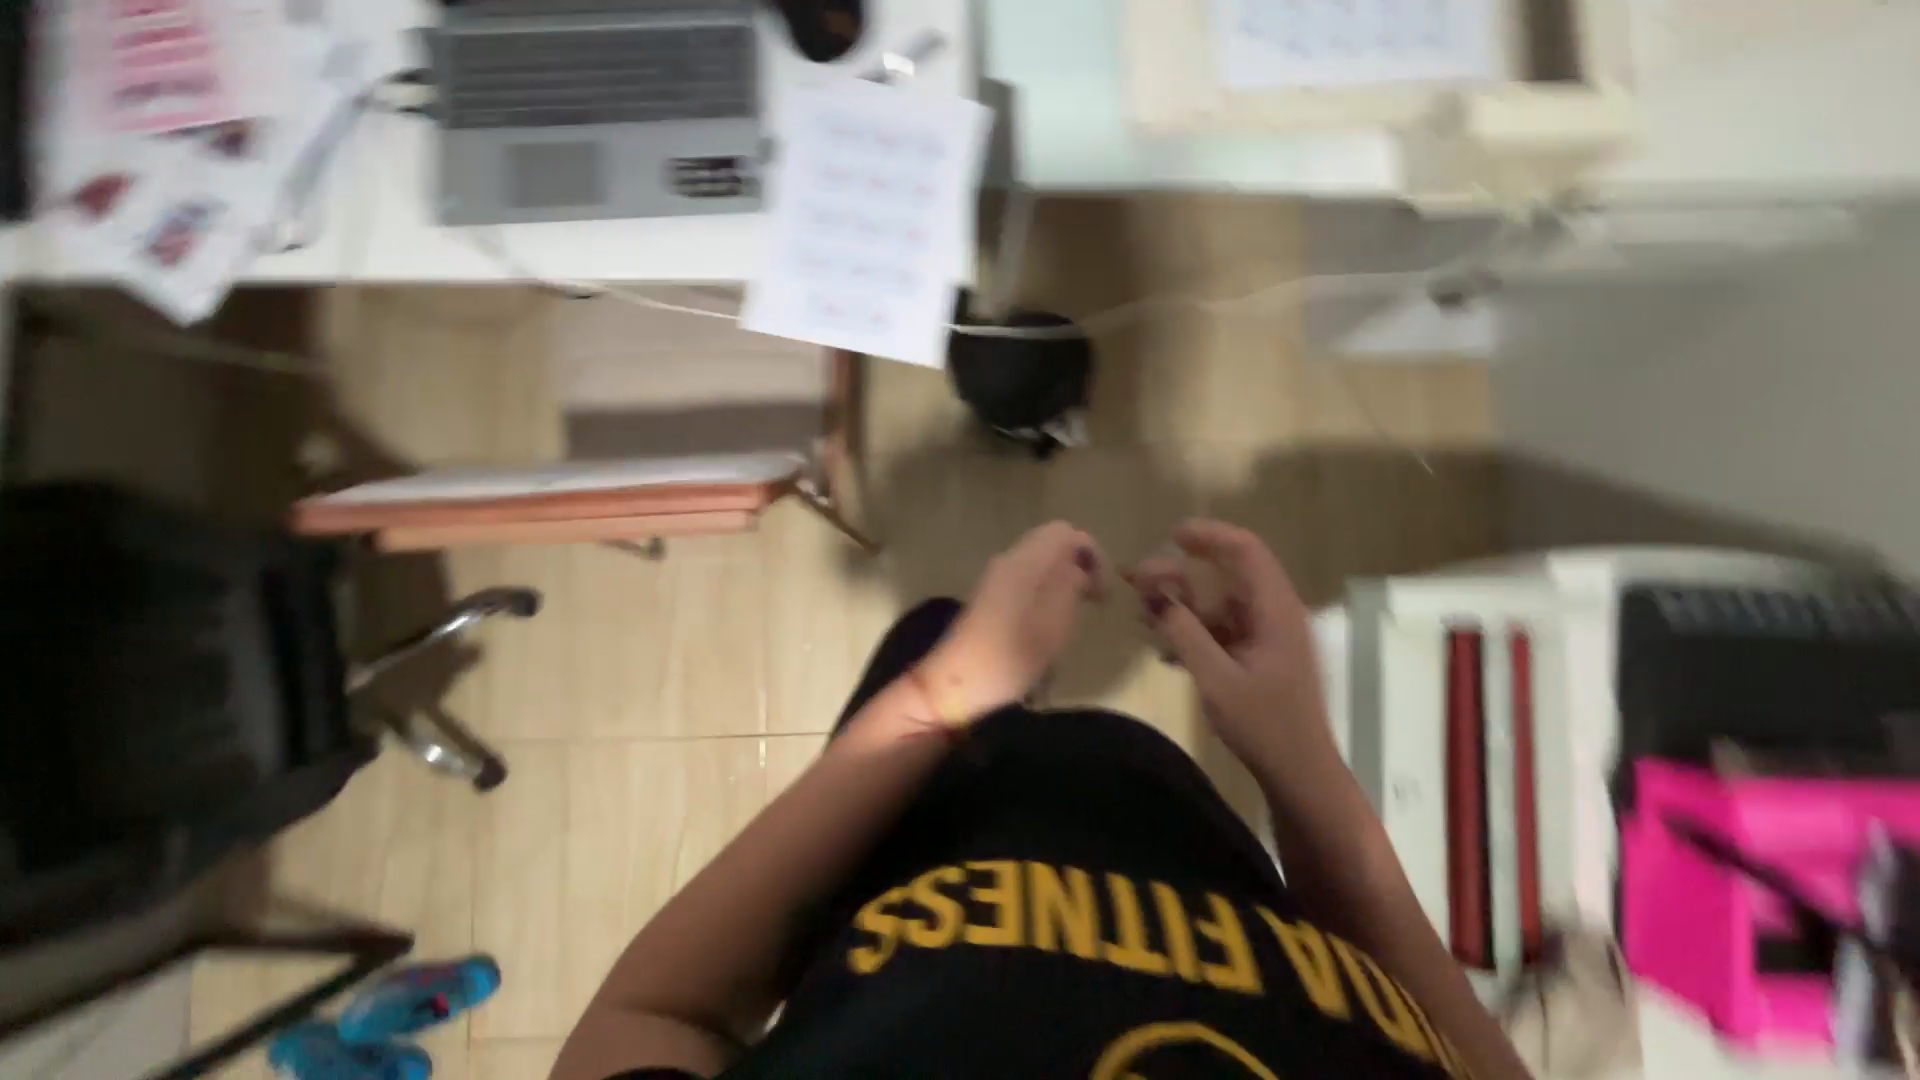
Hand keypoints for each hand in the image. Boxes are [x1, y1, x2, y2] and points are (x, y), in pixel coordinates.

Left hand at [917, 521, 1103, 719]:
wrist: (957, 684)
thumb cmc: (1011, 655)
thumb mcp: (1054, 621)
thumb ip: (1071, 583)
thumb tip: (1078, 565)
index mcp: (1022, 561)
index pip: (1063, 531)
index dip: (1091, 553)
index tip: (1102, 589)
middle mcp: (1007, 561)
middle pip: (1050, 544)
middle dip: (1079, 566)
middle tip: (1094, 600)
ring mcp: (995, 579)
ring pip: (1039, 563)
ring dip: (1063, 581)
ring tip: (1076, 613)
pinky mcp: (989, 599)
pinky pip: (1027, 580)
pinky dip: (1046, 593)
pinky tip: (1050, 623)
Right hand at [1127, 520, 1333, 771]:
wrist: (1300, 773)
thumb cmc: (1265, 726)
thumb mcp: (1216, 680)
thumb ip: (1184, 633)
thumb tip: (1153, 597)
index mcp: (1276, 611)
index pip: (1245, 551)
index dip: (1208, 535)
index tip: (1170, 534)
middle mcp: (1274, 614)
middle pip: (1225, 576)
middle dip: (1179, 574)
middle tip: (1137, 582)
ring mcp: (1267, 636)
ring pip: (1219, 603)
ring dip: (1181, 604)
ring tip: (1142, 615)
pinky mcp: (1258, 656)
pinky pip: (1221, 629)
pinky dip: (1192, 630)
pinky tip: (1162, 647)